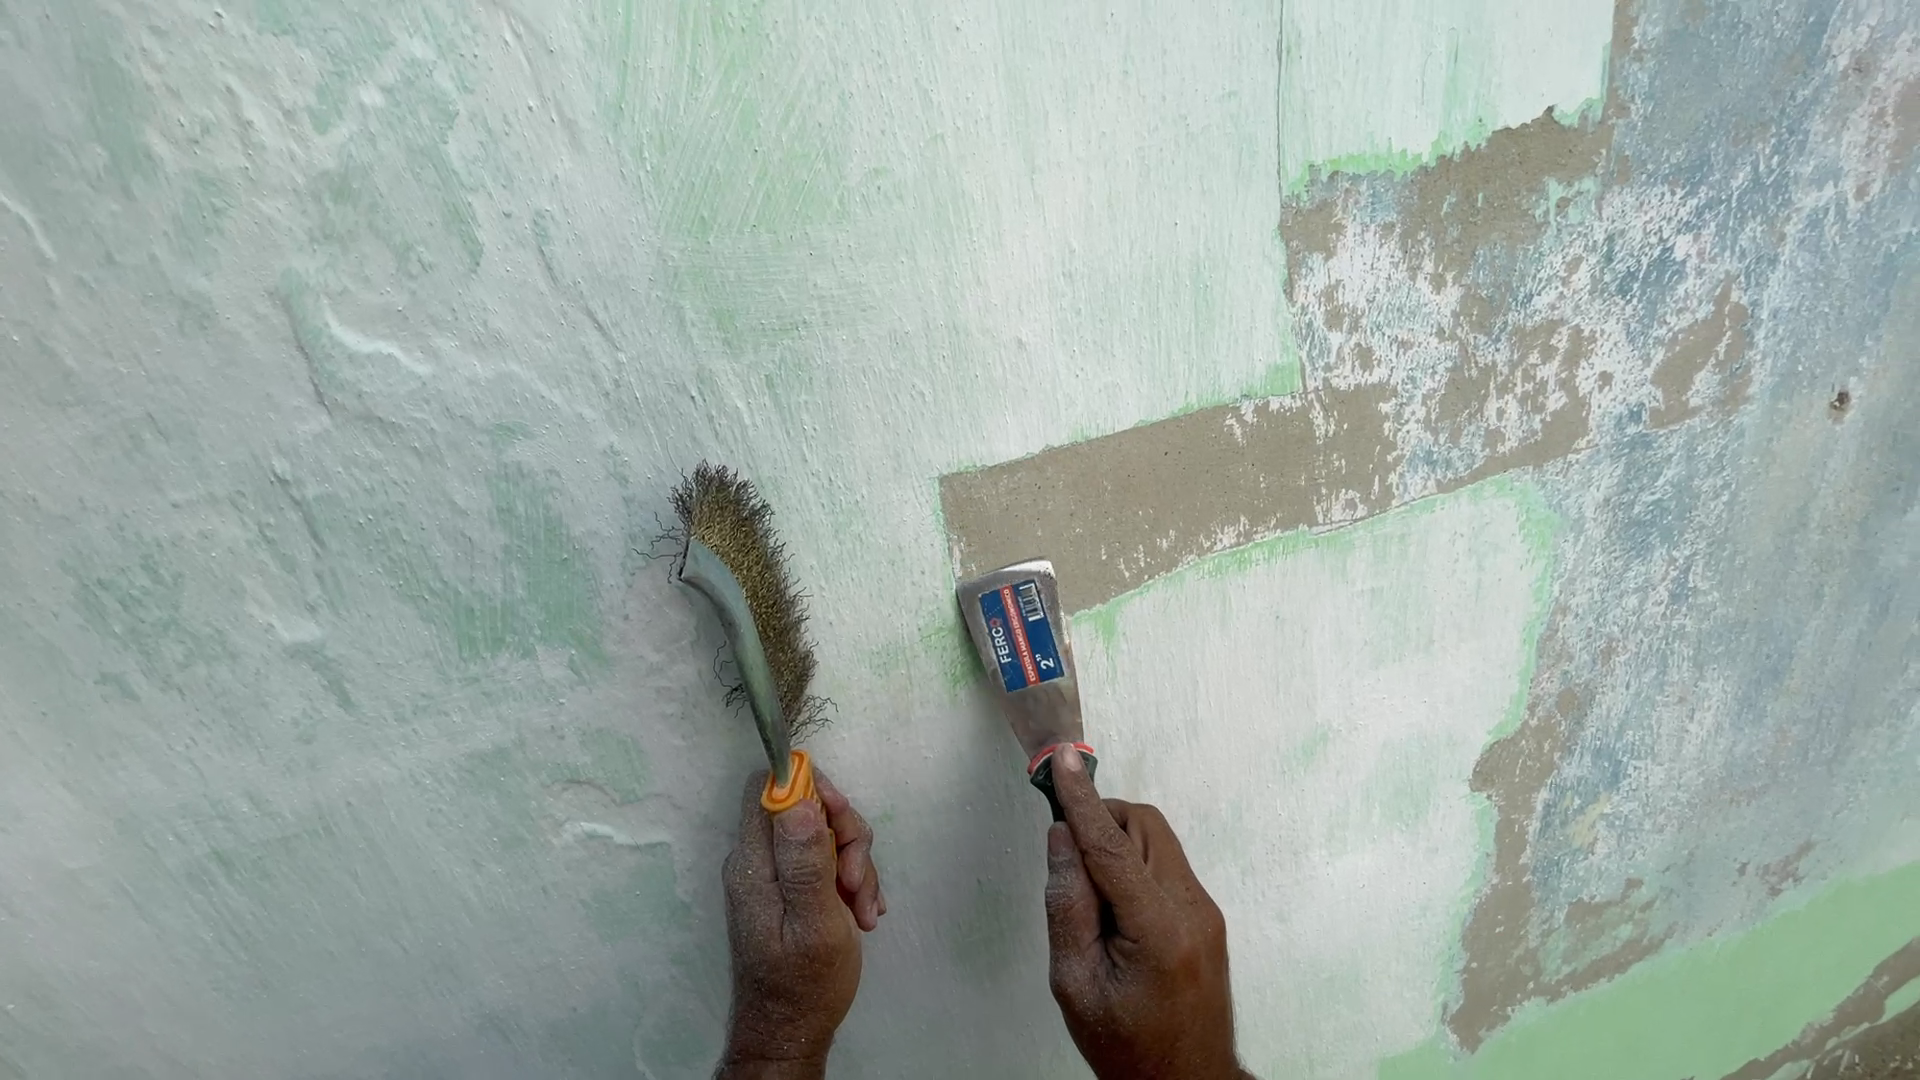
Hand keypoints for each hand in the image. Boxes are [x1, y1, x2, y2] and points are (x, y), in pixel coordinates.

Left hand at [716, 769, 883, 1079]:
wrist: (794, 1034)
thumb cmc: (804, 983)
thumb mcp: (814, 922)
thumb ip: (806, 862)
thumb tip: (798, 802)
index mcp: (755, 863)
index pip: (768, 790)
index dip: (807, 787)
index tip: (839, 813)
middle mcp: (761, 861)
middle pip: (807, 808)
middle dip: (844, 833)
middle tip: (857, 876)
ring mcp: (779, 874)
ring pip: (827, 833)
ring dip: (856, 863)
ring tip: (864, 908)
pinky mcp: (796, 888)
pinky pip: (832, 860)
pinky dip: (855, 880)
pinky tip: (864, 913)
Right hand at [1043, 747, 1248, 1079]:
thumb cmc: (1124, 1045)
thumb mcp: (1074, 983)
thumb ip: (1066, 903)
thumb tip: (1063, 835)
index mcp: (1158, 930)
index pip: (1112, 846)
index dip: (1083, 799)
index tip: (1063, 760)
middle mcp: (1192, 908)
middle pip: (1142, 826)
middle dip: (1101, 821)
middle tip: (1070, 862)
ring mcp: (1205, 908)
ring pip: (1154, 837)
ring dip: (1116, 841)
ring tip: (1094, 898)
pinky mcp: (1206, 912)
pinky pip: (1162, 860)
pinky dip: (1131, 861)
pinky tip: (1116, 907)